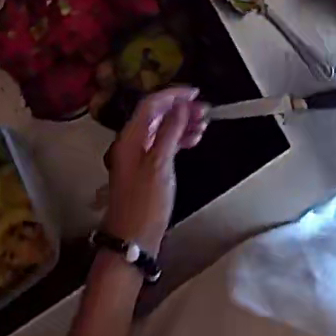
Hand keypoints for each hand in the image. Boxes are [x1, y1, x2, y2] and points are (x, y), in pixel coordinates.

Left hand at [102, 86, 207, 252]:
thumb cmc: (146, 202)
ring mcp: (138, 156)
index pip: (151, 104)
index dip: (173, 94)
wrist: (132, 242)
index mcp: (130, 137)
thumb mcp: (160, 164)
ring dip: (182, 124)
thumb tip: (181, 104)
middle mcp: (132, 142)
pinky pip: (163, 144)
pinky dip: (179, 139)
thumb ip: (170, 131)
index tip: (196, 94)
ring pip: (162, 129)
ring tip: (203, 126)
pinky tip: (194, 140)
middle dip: (181, 109)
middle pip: (157, 115)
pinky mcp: (146, 169)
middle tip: (204, 111)